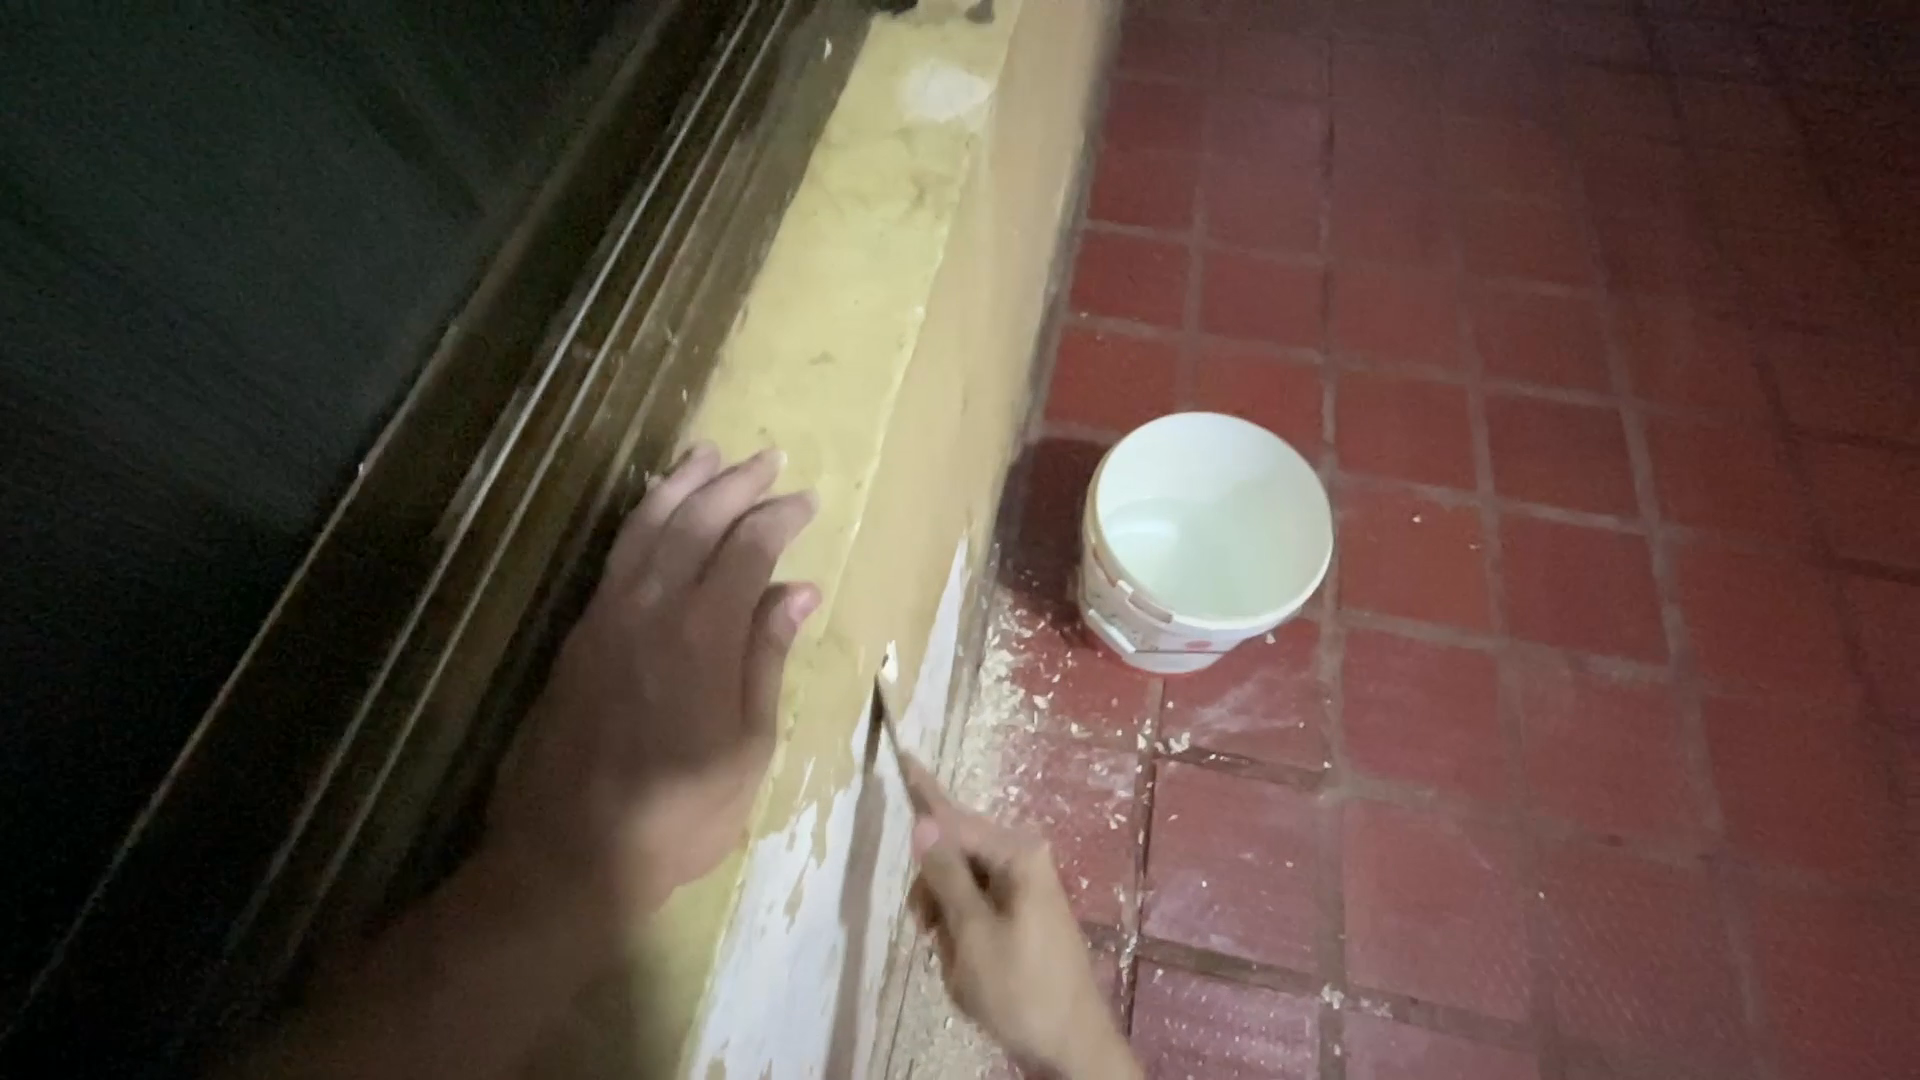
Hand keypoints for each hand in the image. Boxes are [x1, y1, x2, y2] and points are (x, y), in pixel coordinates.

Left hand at [487, 443, 819, 921]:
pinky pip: (616, 555)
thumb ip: (767, 656)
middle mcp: (652, 609)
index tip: (807, 501)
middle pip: (697, 521)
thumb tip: (800, 590)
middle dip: (736, 482)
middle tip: (768, 458)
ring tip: (708, 453)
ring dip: (682, 484)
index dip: (780, 517)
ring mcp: (608, 617)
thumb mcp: (749, 744)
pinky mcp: (581, 633)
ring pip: (647, 527)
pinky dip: (643, 518)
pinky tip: (657, 509)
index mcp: (704, 636)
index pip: (748, 549)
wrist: (570, 854)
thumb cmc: (681, 810)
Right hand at [903, 760, 1138, 1079]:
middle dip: (932, 886)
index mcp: (1016, 854)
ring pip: (961, 881)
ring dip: (946, 915)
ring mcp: (1024, 884)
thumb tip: (923, 821)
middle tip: (923, 929)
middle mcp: (1022, 857)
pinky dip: (961, 928)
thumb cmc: (1021, 988)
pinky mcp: (1022, 910)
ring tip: (950, 958)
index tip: (904, 755)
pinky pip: (976, 903)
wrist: (1073, 1047)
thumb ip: (946, 874)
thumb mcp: (973, 933)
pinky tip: (964, 962)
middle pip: (956, 849)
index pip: (956, 817)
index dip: (924, 792)